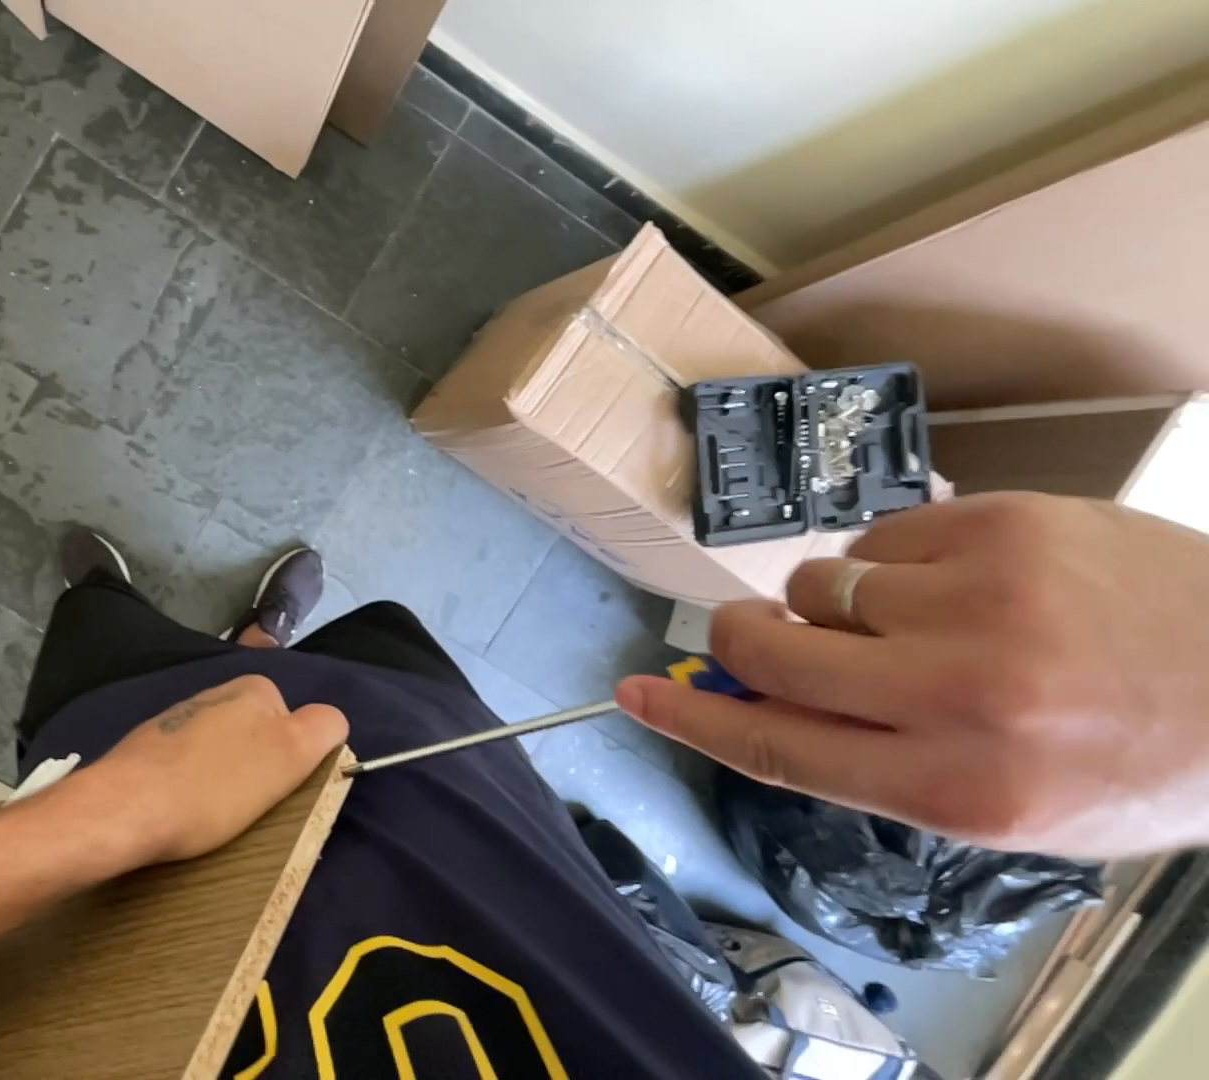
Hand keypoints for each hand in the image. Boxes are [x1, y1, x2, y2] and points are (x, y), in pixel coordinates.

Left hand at [56, 675, 348, 866]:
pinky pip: (189, 764)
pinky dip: (193, 784)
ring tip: (213, 814)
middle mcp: (216, 693)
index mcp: (254, 689)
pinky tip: (184, 809)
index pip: (300, 724)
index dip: (294, 763)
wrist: (124, 809)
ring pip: (224, 752)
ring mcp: (179, 717)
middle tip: (249, 809)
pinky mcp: (151, 746)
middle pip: (259, 737)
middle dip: (258, 770)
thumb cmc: (216, 786)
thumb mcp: (290, 754)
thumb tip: (330, 721)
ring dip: (225, 780)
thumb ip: (323, 727)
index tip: (277, 794)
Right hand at [616, 493, 1208, 857]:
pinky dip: (900, 561)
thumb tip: (740, 695)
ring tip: (926, 615)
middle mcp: (962, 696)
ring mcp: (981, 602)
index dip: (690, 717)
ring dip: (842, 604)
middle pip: (769, 651)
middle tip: (756, 631)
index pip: (774, 747)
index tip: (634, 693)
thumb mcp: (993, 800)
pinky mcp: (1000, 525)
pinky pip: (878, 539)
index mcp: (960, 786)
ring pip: (816, 586)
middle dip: (743, 635)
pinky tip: (972, 580)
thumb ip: (858, 754)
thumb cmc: (1129, 757)